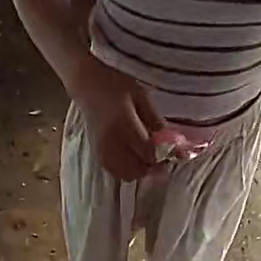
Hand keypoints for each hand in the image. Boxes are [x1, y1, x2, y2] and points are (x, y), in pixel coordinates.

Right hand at [73, 60, 162, 180]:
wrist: (87, 85)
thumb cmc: (116, 86)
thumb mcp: (142, 98)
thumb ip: (156, 123)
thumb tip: (174, 146)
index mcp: (124, 125)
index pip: (149, 152)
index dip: (164, 155)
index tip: (173, 151)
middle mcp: (111, 143)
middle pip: (139, 168)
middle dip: (153, 164)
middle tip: (159, 152)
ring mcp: (102, 152)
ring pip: (129, 175)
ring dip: (141, 168)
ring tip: (145, 153)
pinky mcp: (97, 156)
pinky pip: (117, 173)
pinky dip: (128, 170)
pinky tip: (132, 156)